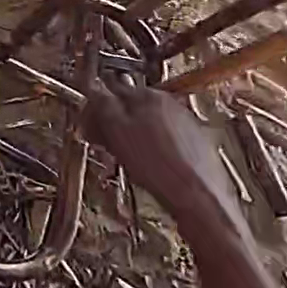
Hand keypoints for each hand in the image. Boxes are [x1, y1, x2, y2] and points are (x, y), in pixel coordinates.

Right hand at [85, 74, 245, 243]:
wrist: (200, 200)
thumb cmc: (155, 164)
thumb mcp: (116, 129)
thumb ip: (102, 104)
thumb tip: (93, 87)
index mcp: (149, 95)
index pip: (110, 89)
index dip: (94, 107)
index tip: (86, 124)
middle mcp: (170, 105)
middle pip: (130, 107)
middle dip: (111, 122)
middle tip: (99, 143)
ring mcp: (186, 125)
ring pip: (146, 125)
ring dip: (129, 137)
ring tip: (121, 158)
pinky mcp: (198, 147)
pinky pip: (163, 140)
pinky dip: (150, 149)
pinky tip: (146, 166)